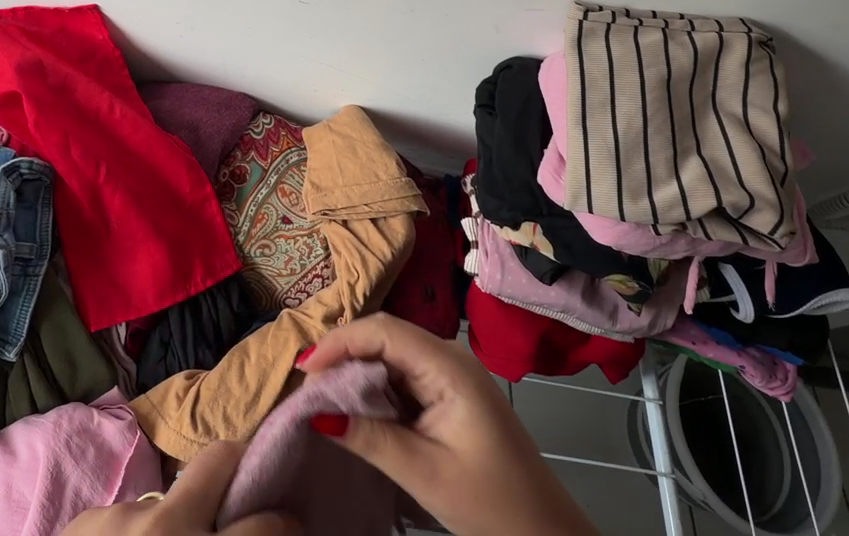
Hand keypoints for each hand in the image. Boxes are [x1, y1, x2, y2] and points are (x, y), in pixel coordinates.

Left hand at [63, 439, 300, 535]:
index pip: (267, 525)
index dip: (285, 524)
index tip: (288, 528)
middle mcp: (161, 525)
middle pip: (219, 458)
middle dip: (238, 472)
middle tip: (240, 503)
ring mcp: (119, 514)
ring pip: (166, 499)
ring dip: (172, 524)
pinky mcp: (84, 517)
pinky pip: (126, 517)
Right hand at [298, 313, 599, 535]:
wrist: (544, 530)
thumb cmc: (490, 502)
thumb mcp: (424, 472)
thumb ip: (370, 437)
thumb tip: (315, 411)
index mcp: (449, 367)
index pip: (384, 331)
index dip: (340, 342)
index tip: (305, 370)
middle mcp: (448, 356)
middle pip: (385, 335)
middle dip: (343, 353)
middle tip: (306, 385)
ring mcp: (449, 372)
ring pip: (390, 353)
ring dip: (355, 370)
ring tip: (320, 395)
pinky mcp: (447, 390)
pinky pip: (401, 374)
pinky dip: (373, 385)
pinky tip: (353, 405)